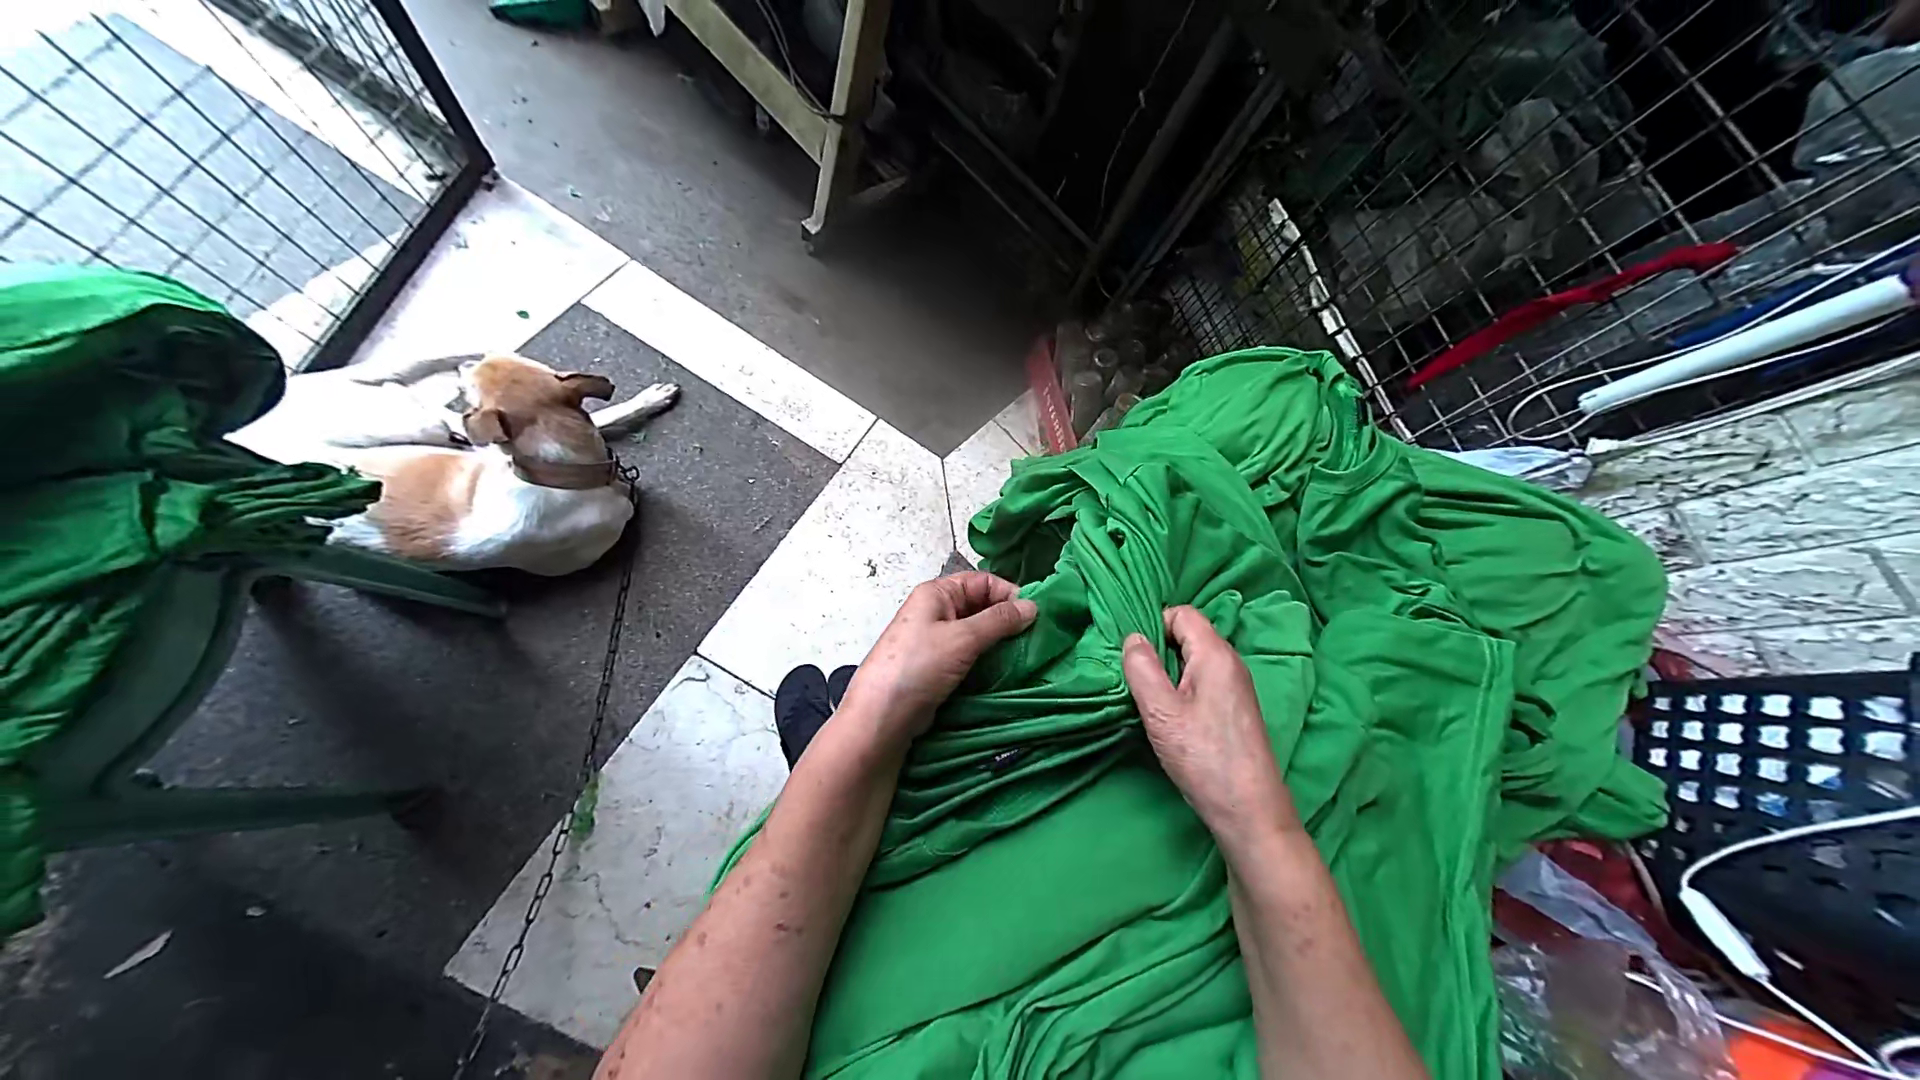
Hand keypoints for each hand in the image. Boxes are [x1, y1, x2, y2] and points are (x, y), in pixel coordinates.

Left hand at [837, 572, 1037, 746]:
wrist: (883, 716)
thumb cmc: (918, 667)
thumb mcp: (962, 638)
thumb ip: (999, 620)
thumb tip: (1033, 607)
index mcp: (936, 593)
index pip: (982, 582)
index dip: (1008, 594)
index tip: (1034, 615)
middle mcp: (936, 611)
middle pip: (981, 605)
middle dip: (1007, 618)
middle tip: (1035, 637)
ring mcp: (937, 640)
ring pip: (978, 632)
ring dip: (1000, 641)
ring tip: (1026, 655)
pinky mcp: (940, 666)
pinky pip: (971, 654)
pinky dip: (989, 659)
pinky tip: (1007, 669)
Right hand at [1122, 606, 1301, 851]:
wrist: (1249, 811)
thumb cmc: (1203, 757)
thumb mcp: (1161, 711)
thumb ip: (1142, 668)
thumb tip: (1133, 638)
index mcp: (1216, 654)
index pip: (1182, 613)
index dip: (1153, 624)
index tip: (1132, 653)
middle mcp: (1230, 663)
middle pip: (1188, 634)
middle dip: (1157, 648)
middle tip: (1134, 676)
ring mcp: (1234, 687)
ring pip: (1192, 659)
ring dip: (1167, 671)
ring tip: (1148, 698)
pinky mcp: (1233, 709)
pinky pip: (1201, 680)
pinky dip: (1180, 688)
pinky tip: (1169, 715)